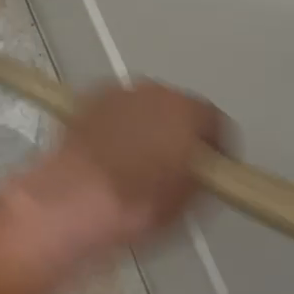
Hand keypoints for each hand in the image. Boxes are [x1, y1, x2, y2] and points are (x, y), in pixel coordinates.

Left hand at [3, 81, 227, 269]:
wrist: (77, 196)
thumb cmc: (134, 203)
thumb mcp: (188, 200)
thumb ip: (203, 175)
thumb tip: (203, 173)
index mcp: (187, 111)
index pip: (215, 119)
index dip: (216, 144)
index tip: (214, 163)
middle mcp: (155, 91)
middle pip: (177, 106)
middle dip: (179, 131)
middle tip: (176, 164)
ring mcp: (120, 91)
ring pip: (145, 105)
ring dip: (147, 124)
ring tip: (140, 159)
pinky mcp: (91, 97)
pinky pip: (116, 108)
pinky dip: (118, 123)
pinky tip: (113, 151)